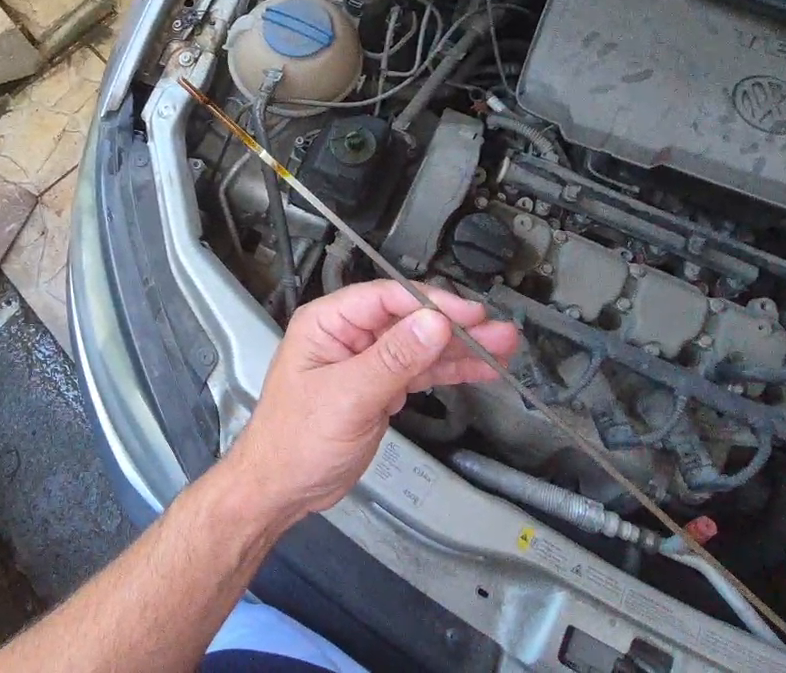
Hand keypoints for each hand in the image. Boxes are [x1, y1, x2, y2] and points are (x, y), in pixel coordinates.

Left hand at [222, 280, 519, 525]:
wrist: (281, 487)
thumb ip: (393, 359)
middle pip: (408, 319)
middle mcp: (346, 334)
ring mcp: (364, 360)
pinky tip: (479, 370)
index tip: (469, 314)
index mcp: (327, 323)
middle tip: (498, 331)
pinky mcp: (378, 386)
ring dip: (459, 348)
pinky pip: (419, 371)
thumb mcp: (348, 397)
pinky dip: (448, 371)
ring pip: (419, 345)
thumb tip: (434, 322)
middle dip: (454, 325)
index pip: (385, 298)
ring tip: (503, 347)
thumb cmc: (296, 440)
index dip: (430, 303)